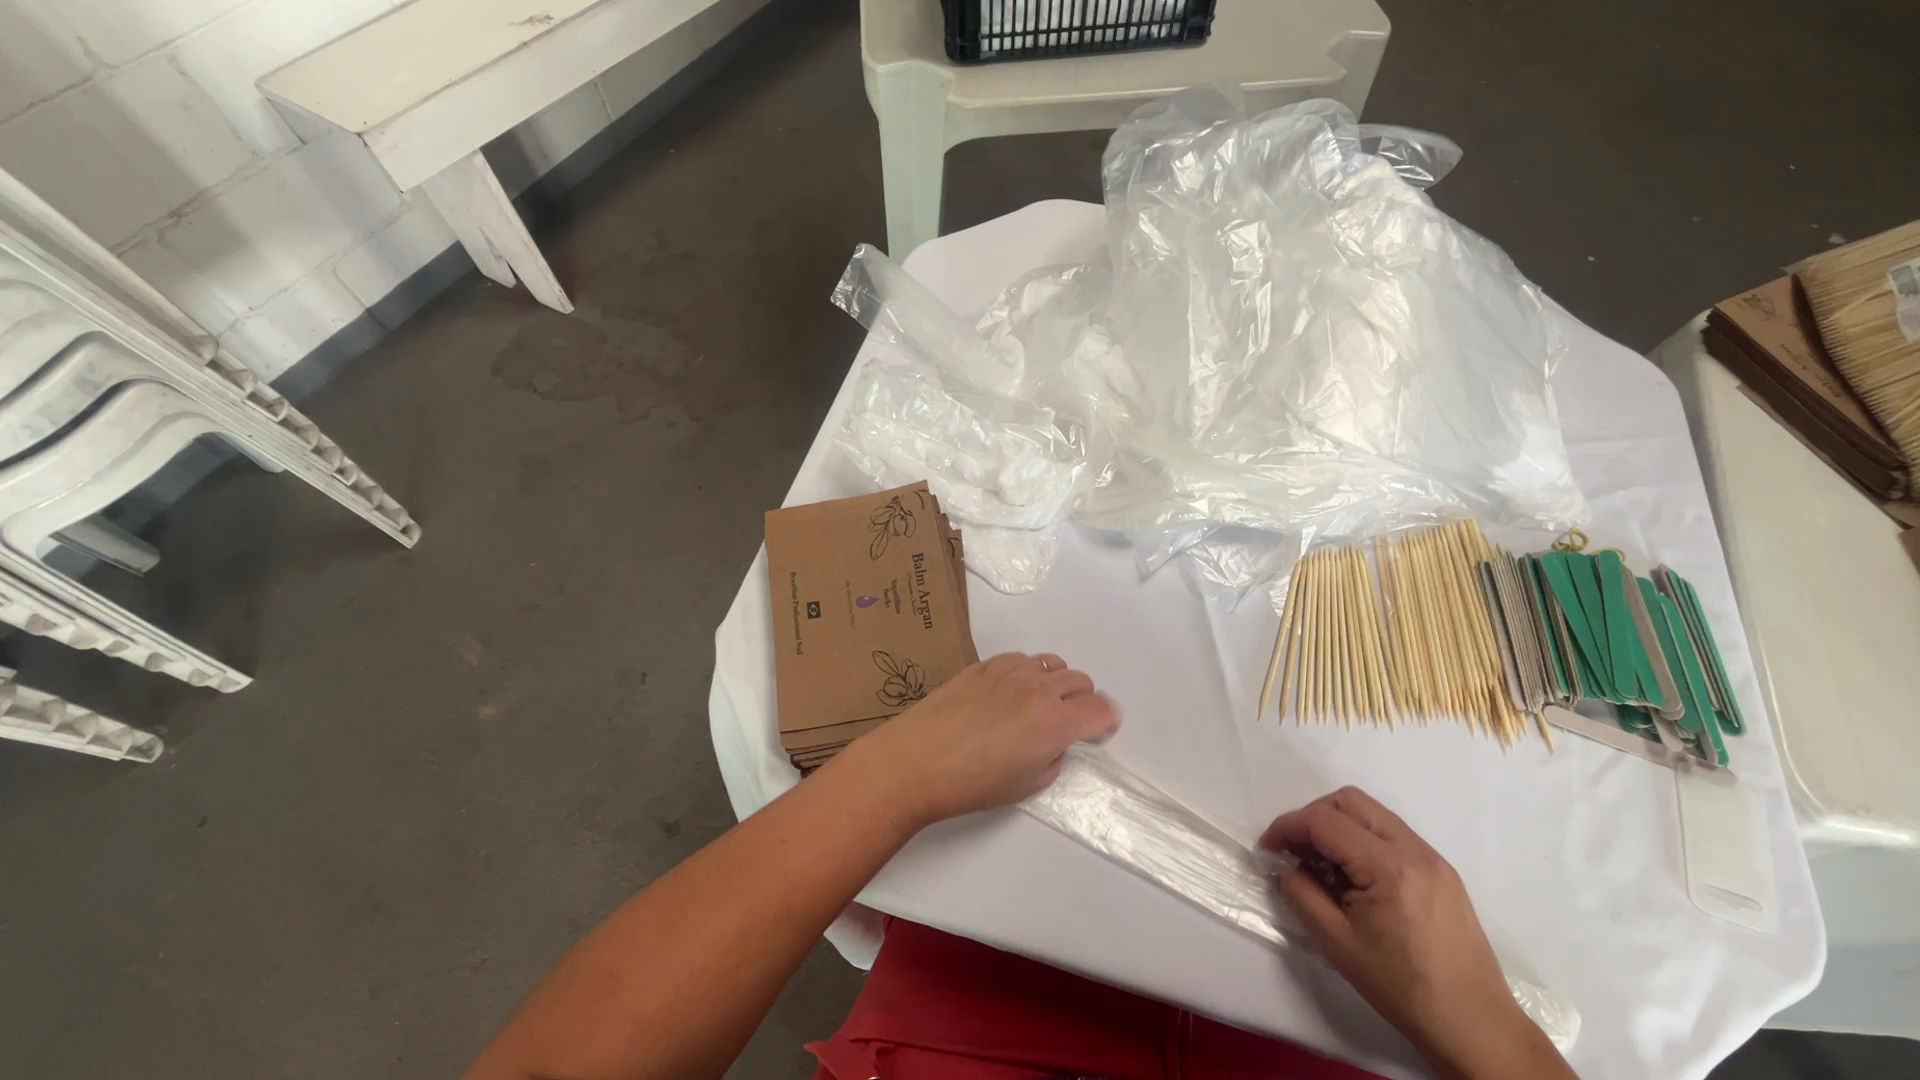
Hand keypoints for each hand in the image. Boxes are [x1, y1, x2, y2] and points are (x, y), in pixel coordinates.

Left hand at [836, 652, 1119, 827]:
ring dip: (1057, 683)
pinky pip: (1022, 659)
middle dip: (1084, 703)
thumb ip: (1053, 758)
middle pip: (1081, 682)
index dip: (1107, 722)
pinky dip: (1029, 672)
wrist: (914, 763)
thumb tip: (1055, 743)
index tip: (1098, 733)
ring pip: (1052, 664)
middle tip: (1069, 724)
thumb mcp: (1026, 785)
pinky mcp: (984, 665)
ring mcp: (1010, 671)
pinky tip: (1011, 694)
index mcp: (1055, 721)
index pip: (1101, 709)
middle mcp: (1038, 688)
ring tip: (1040, 706)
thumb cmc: (971, 785)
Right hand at [1260, 788, 1574, 1079]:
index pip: (1324, 821)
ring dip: (1339, 826)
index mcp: (1388, 867)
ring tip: (1321, 863)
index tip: (1268, 849)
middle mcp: (1414, 850)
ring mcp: (1433, 858)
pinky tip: (1354, 876)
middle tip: (1294, 850)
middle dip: (1312, 816)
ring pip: (1373, 813)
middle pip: (1350, 801)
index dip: (1287, 827)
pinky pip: (1393, 834)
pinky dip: (1363, 840)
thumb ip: (1301, 893)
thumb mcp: (1335, 941)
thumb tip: (1289, 866)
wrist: (1472, 1023)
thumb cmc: (1400, 986)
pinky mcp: (1442, 872)